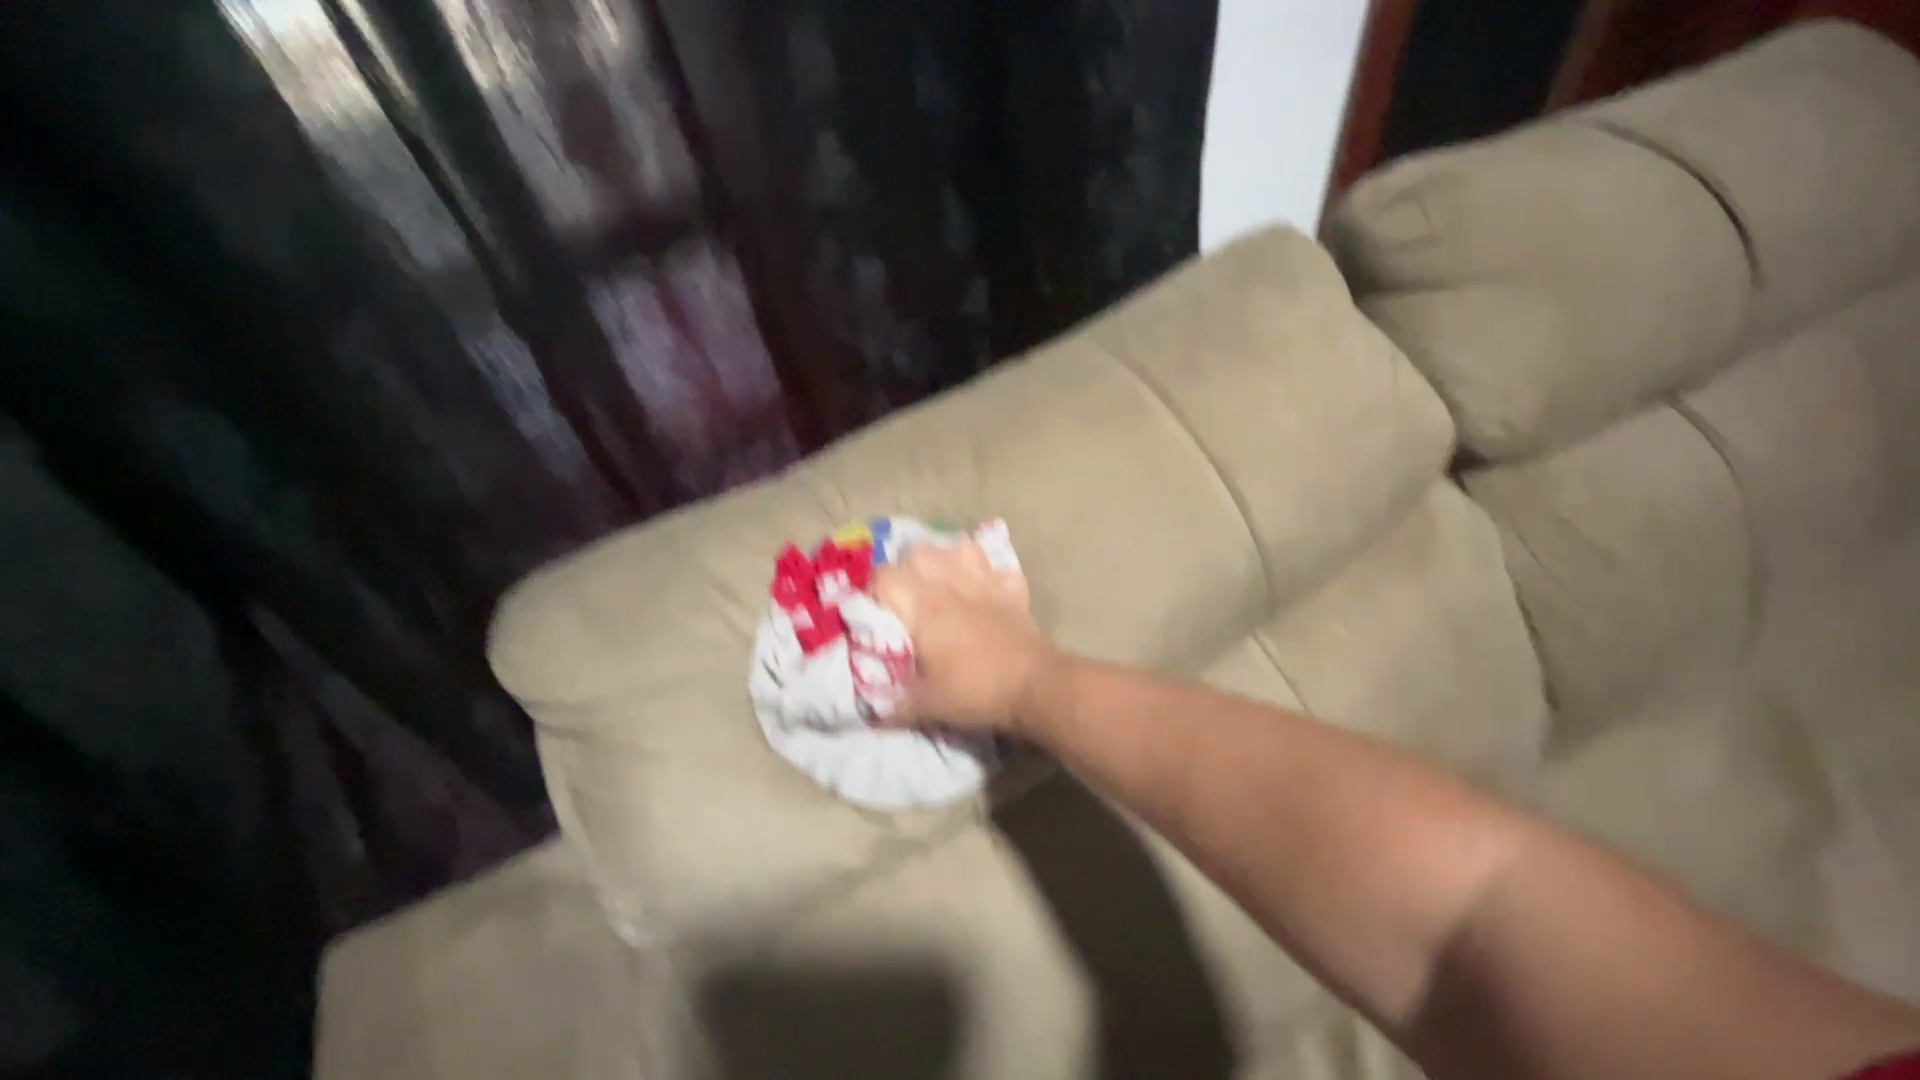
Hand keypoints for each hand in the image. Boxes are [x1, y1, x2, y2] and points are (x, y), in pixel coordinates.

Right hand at [870, 539, 1057, 734]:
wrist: (1035, 686)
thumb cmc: (974, 689)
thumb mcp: (925, 704)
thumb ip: (891, 704)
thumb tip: (869, 711)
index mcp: (922, 603)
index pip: (883, 576)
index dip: (873, 592)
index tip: (875, 614)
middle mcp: (951, 582)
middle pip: (918, 552)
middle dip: (906, 569)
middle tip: (906, 600)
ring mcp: (986, 582)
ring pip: (959, 548)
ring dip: (947, 561)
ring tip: (943, 585)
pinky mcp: (1013, 591)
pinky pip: (998, 569)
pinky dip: (989, 576)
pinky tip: (985, 593)